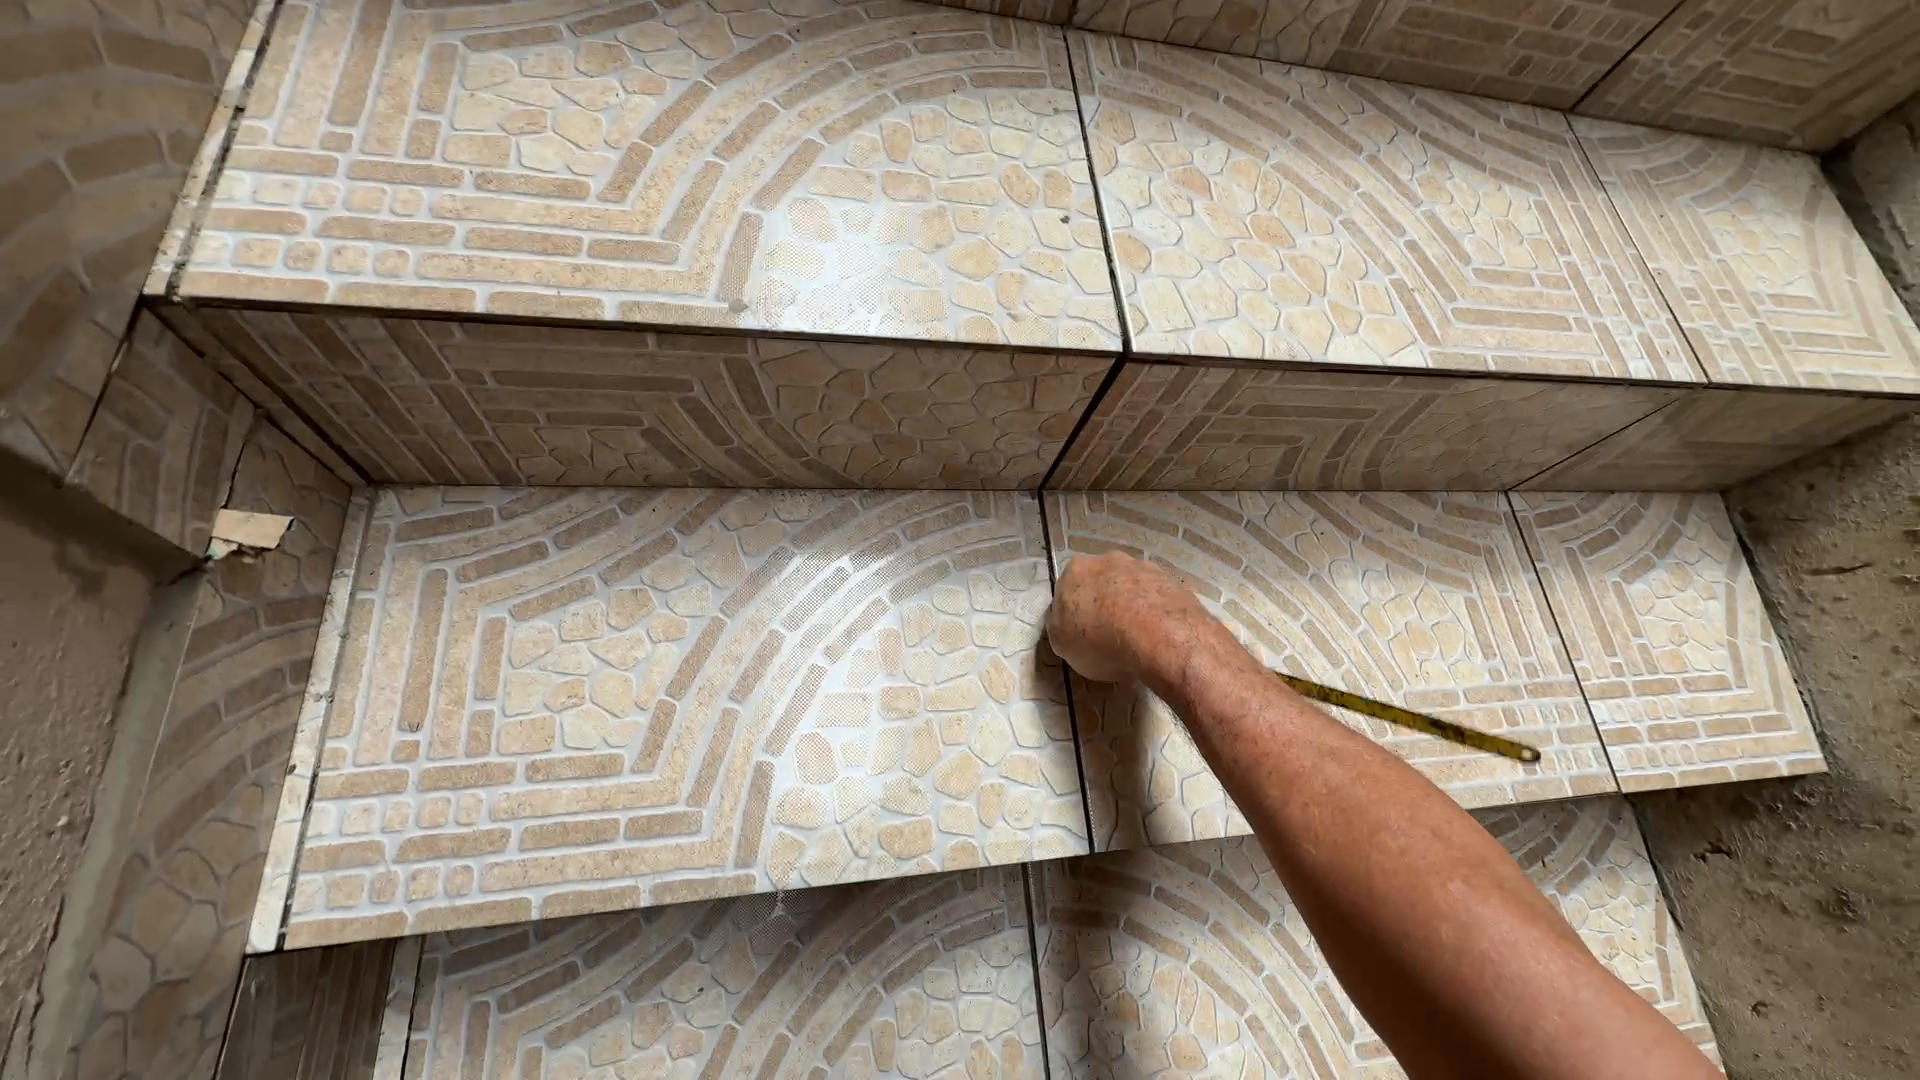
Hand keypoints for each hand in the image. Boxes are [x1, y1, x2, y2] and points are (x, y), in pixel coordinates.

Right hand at [1047, 552, 1216, 684]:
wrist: (1159, 638)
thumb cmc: (1100, 641)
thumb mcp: (1062, 644)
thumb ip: (1059, 626)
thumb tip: (1064, 621)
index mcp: (1076, 570)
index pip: (1067, 590)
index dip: (1073, 612)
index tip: (1080, 633)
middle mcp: (1108, 560)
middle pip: (1101, 583)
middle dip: (1103, 603)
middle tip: (1108, 634)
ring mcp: (1143, 567)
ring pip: (1131, 588)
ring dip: (1131, 606)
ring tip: (1137, 638)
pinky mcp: (1171, 581)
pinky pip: (1156, 597)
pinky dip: (1155, 612)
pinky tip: (1157, 635)